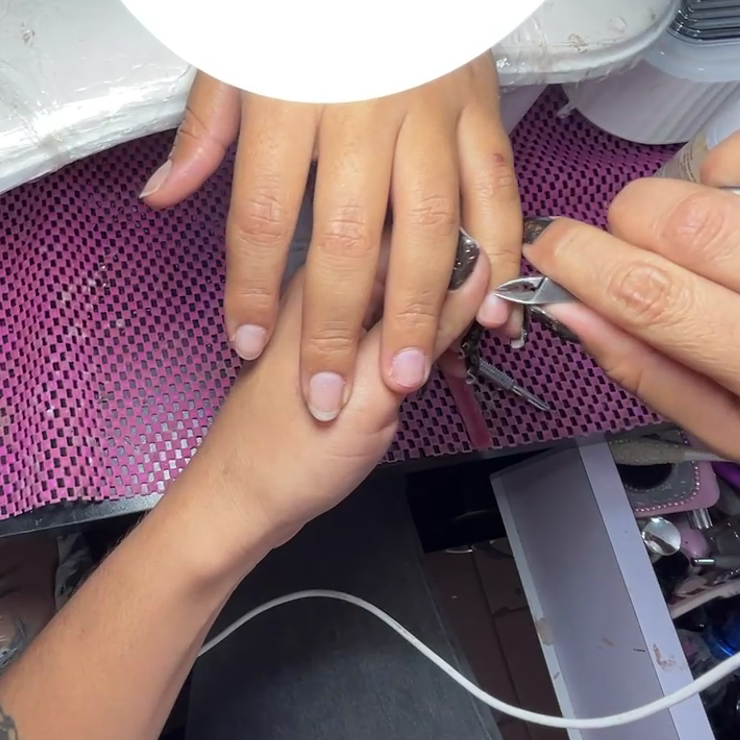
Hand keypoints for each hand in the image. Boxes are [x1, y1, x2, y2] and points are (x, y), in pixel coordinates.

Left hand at [141, 56, 521, 421]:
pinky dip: (497, 255)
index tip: (247, 342)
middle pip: (348, 240)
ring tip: (404, 375)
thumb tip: (162, 196)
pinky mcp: (480, 107)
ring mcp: (430, 112)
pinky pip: (496, 193)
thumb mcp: (231, 43)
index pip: (264, 216)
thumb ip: (203, 129)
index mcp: (290, 97)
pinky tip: (490, 311)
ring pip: (428, 229)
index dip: (252, 288)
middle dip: (336, 327)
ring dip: (416, 310)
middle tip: (327, 395)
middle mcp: (363, 111)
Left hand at [182, 252, 490, 551]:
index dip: (461, 261)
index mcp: (322, 280)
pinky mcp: (333, 351)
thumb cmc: (294, 452)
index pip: (406, 237)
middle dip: (454, 295)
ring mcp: (326, 321)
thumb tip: (475, 275)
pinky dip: (415, 345)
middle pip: (405, 266)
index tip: (498, 296)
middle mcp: (320, 289)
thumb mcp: (373, 388)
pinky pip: (384, 330)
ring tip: (461, 359)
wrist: (241, 502)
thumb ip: (424, 325)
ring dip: (437, 325)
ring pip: (399, 301)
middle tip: (489, 334)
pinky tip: (433, 371)